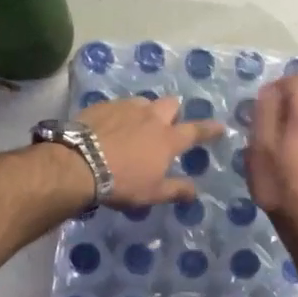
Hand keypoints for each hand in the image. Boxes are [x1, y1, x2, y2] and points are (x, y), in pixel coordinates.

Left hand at [79, 96, 224, 205]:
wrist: (78, 163)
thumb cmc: (122, 181)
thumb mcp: (153, 193)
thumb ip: (176, 190)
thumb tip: (195, 192)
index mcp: (167, 138)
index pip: (196, 130)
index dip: (210, 129)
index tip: (219, 126)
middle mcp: (151, 116)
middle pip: (171, 104)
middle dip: (173, 113)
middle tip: (166, 127)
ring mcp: (126, 107)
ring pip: (144, 102)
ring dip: (146, 112)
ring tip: (135, 127)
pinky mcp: (103, 105)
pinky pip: (119, 105)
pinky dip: (121, 115)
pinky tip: (111, 128)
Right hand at [246, 75, 297, 234]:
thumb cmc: (277, 181)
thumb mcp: (261, 144)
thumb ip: (265, 111)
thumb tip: (271, 90)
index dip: (278, 85)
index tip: (261, 105)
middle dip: (289, 94)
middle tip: (268, 116)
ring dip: (297, 109)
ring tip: (277, 131)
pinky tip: (289, 145)